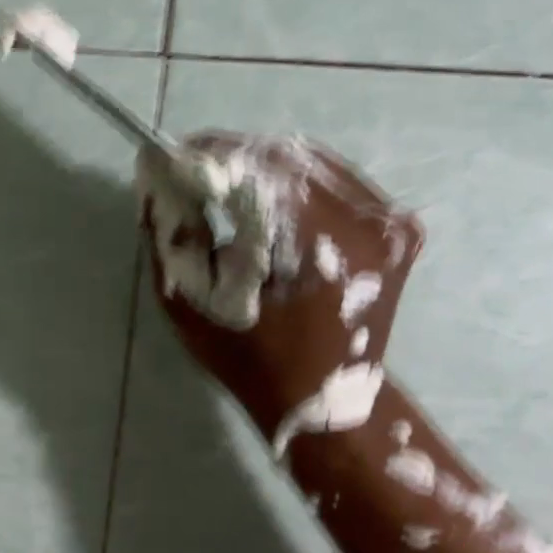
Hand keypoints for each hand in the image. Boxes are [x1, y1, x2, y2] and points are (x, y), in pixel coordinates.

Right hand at [137, 132, 424, 449]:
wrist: (321, 398)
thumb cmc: (246, 354)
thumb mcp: (188, 299)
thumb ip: (169, 231)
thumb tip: (156, 174)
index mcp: (307, 243)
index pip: (246, 167)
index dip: (200, 155)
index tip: (162, 156)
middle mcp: (358, 221)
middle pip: (279, 156)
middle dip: (227, 155)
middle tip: (188, 168)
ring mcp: (386, 222)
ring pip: (309, 160)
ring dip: (260, 164)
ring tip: (222, 180)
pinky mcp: (397, 227)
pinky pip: (337, 178)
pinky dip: (295, 178)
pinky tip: (266, 196)